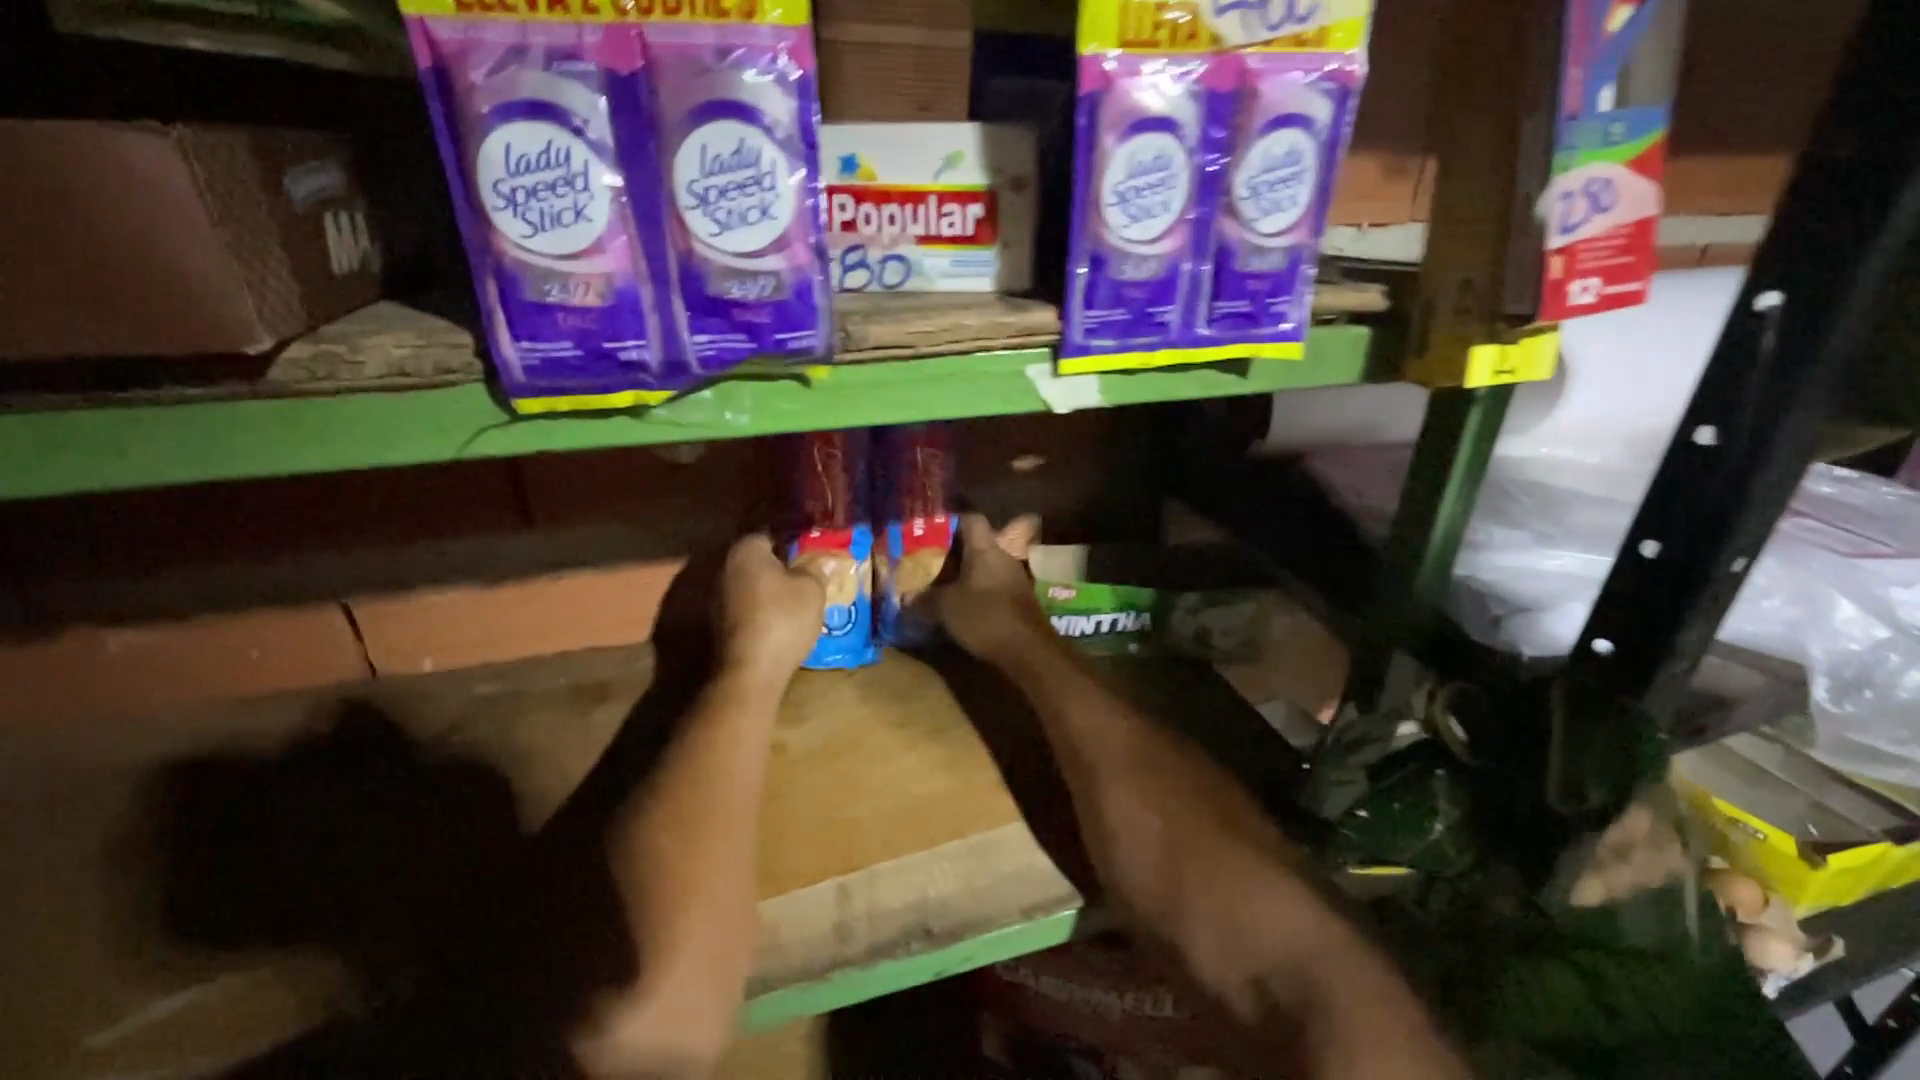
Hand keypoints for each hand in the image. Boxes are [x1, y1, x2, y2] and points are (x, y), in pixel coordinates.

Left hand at [717, 532, 824, 683]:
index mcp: (745, 550)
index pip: (769, 533)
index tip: (810, 552)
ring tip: (797, 601)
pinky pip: (745, 606)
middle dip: (780, 566)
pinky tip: (780, 621)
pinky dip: (760, 609)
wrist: (751, 670)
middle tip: (807, 576)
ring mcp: (717, 596)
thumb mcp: (812, 590)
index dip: (792, 541)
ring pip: (750, 584)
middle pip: (757, 559)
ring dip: (769, 590)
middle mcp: (724, 567)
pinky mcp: (718, 623)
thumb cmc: (783, 619)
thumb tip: (823, 560)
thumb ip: (816, 570)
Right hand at [931, 514, 1048, 664]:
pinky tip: (961, 608)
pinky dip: (976, 593)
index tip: (929, 535)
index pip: (971, 520)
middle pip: (977, 545)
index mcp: (986, 549)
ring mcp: (1015, 580)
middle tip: (929, 564)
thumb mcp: (946, 608)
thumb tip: (904, 600)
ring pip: (984, 568)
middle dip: (952, 554)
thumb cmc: (985, 617)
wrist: (1029, 651)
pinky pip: (993, 587)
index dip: (950, 522)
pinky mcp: (1019, 601)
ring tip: (941, 587)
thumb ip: (923, 600)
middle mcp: (1004, 558)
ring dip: (964, 575)